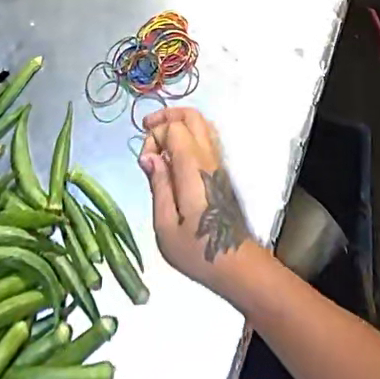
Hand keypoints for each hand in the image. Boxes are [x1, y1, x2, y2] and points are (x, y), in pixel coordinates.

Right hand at [138, 108, 269, 294]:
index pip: (176, 127)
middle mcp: (209, 158)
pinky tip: (173, 156)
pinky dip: (188, 136)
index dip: (155, 134)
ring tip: (158, 143)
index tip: (144, 161)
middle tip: (146, 131)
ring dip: (179, 124)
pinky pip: (207, 139)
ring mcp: (218, 162)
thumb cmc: (196, 251)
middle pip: (193, 116)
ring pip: (202, 124)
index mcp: (194, 168)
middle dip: (167, 116)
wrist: (235, 263)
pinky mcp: (221, 171)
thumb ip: (158, 185)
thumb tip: (149, 156)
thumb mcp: (166, 225)